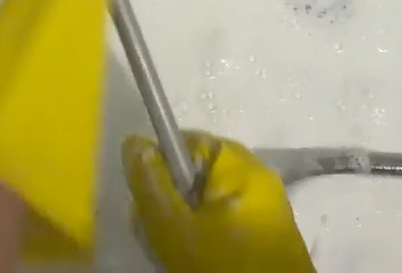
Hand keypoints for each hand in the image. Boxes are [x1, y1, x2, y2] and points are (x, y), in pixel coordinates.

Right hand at [124, 131, 315, 272]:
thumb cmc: (224, 267)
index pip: (182, 143)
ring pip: (205, 203)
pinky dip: (204, 240)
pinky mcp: (267, 236)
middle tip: (157, 237)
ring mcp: (264, 207)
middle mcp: (255, 175)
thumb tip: (134, 142)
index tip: (147, 206)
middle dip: (169, 204)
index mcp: (239, 162)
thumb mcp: (174, 228)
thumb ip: (149, 182)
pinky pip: (224, 223)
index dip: (158, 171)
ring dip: (183, 226)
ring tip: (174, 256)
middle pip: (192, 174)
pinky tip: (193, 263)